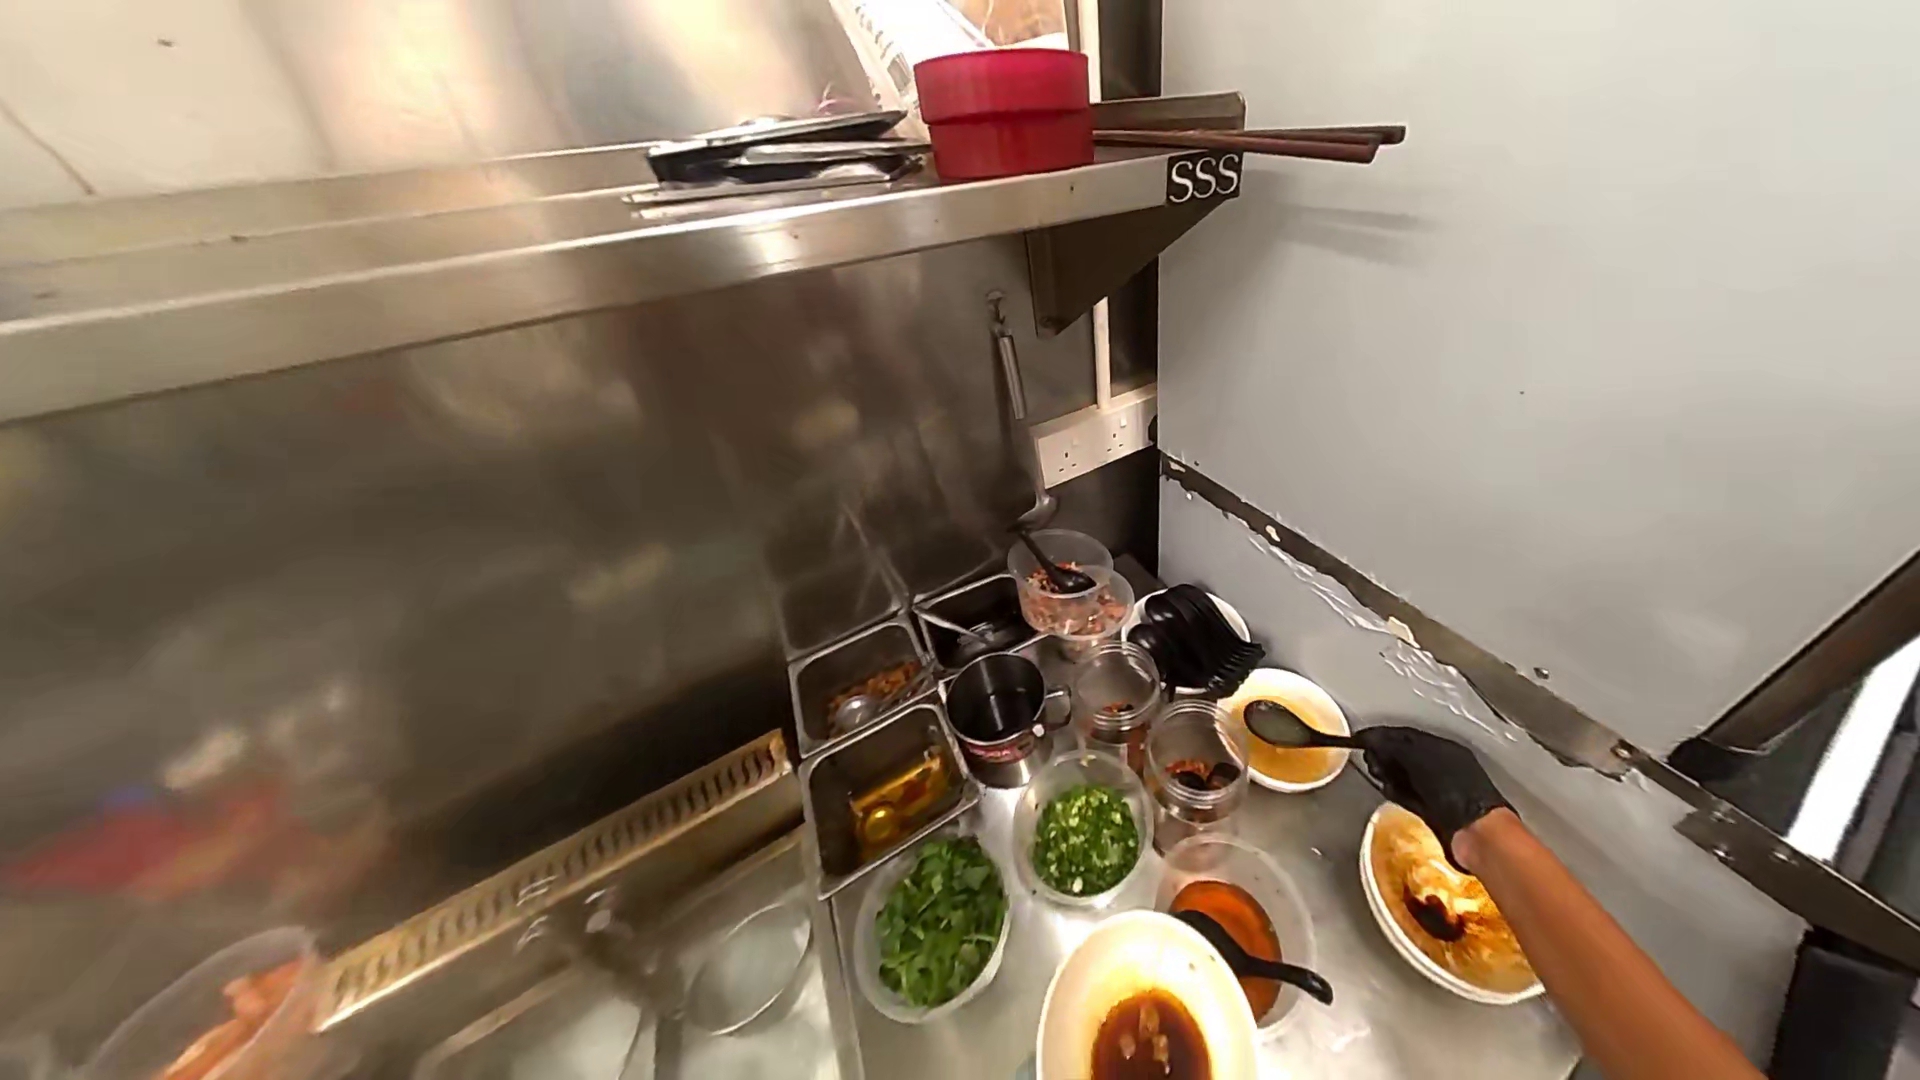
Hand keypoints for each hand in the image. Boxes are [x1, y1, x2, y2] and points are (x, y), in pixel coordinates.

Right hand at [1353, 725, 1511, 871]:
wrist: (1477, 834)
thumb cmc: (1453, 790)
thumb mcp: (1419, 758)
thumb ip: (1392, 745)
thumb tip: (1370, 739)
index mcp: (1445, 749)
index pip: (1406, 736)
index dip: (1381, 735)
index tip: (1360, 738)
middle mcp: (1443, 767)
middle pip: (1403, 755)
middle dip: (1383, 755)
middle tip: (1369, 758)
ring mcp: (1439, 790)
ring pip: (1403, 775)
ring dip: (1388, 774)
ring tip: (1378, 775)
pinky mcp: (1432, 811)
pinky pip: (1407, 795)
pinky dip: (1396, 791)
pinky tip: (1388, 790)